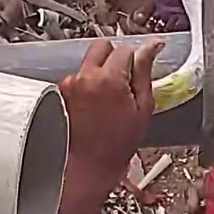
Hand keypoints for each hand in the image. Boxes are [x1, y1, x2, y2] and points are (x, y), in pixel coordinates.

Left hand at [58, 38, 164, 198]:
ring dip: (100, 73)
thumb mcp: (142, 108)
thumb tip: (151, 48)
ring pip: (89, 63)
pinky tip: (95, 107)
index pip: (125, 49)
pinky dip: (88, 86)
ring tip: (109, 101)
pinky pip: (79, 78)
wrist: (88, 166)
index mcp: (109, 79)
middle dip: (114, 57)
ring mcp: (70, 84)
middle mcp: (85, 77)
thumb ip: (145, 72)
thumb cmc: (117, 144)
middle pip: (102, 46)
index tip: (138, 71)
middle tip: (123, 80)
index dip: (135, 59)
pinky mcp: (62, 93)